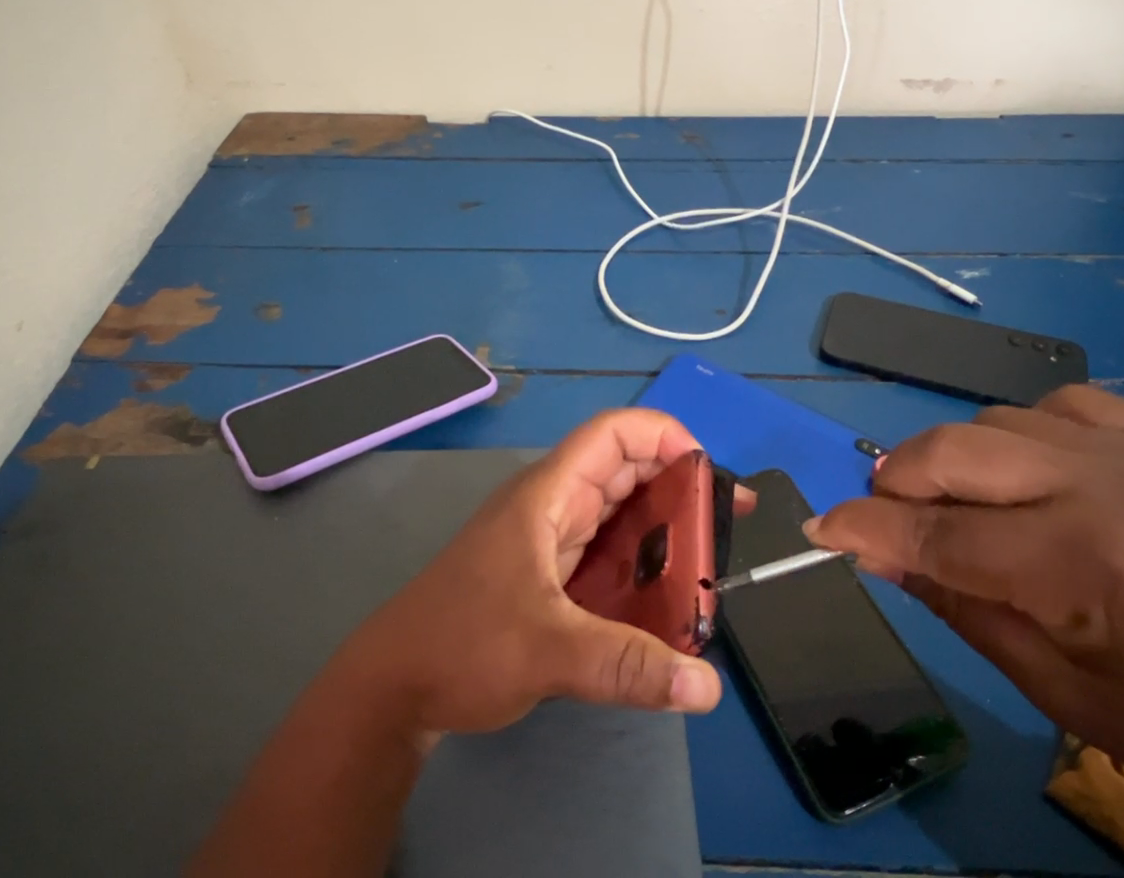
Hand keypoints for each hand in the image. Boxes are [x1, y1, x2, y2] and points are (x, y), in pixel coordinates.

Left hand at [335, 409, 726, 736]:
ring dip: (663, 533)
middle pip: (624, 472)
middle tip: (729, 524)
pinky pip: (606, 558)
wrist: (393, 688)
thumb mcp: (548, 652)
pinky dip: (641, 569)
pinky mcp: (546, 580)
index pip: (612, 434)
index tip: (709, 476)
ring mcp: (546, 545)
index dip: (665, 436)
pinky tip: (667, 601)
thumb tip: (708, 689)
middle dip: (678, 488)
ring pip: (617, 518)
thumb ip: (627, 666)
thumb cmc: (460, 645)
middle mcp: (549, 509)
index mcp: (545, 496)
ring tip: (710, 564)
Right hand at [803, 385, 1123, 805]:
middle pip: (956, 453)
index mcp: (1086, 565)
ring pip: (998, 418)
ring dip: (956, 460)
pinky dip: (1023, 431)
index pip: (940, 534)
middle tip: (882, 519)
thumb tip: (873, 551)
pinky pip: (1065, 402)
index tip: (819, 528)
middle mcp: (1109, 488)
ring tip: (961, 505)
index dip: (866, 529)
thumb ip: (953, 603)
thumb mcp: (1046, 684)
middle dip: (896, 483)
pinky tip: (1030, 471)